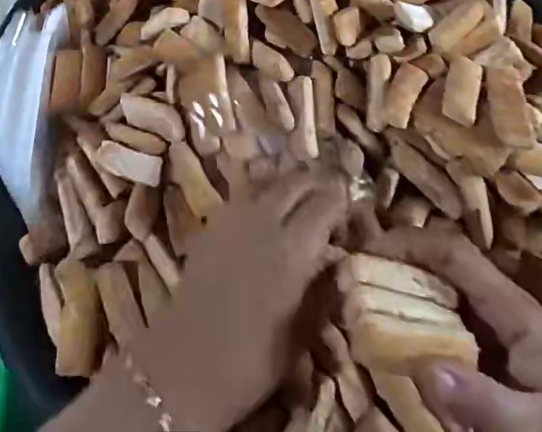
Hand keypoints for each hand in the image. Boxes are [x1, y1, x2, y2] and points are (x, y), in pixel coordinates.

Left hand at [134, 172, 346, 431]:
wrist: (188, 360)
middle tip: (332, 193)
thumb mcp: (303, 332)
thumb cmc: (254, 359)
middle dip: (318, 182)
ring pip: (267, 181)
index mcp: (294, 247)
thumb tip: (338, 261)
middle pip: (296, 182)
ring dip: (288, 181)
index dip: (343, 200)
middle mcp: (264, 220)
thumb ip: (323, 289)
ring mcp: (233, 216)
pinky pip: (243, 193)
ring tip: (302, 193)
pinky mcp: (211, 222)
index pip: (326, 203)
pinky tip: (267, 207)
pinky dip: (261, 190)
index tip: (353, 208)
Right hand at [370, 228, 541, 431]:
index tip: (365, 249)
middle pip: (444, 267)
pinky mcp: (497, 361)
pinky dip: (419, 323)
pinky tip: (398, 340)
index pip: (454, 253)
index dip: (409, 241)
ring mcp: (501, 336)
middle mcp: (504, 312)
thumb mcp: (538, 430)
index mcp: (516, 312)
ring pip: (444, 294)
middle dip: (399, 262)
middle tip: (354, 273)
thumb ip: (484, 401)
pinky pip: (449, 326)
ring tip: (366, 299)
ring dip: (406, 289)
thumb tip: (424, 369)